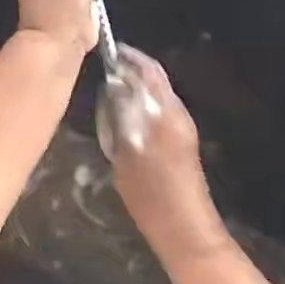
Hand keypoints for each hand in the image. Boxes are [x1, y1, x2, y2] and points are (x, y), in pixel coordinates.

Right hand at [105, 46, 231, 257]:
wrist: (184, 232)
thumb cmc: (150, 192)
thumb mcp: (124, 149)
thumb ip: (119, 112)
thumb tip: (111, 84)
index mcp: (165, 112)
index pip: (147, 68)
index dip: (126, 56)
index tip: (103, 51)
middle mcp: (177, 113)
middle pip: (152, 78)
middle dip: (128, 70)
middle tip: (100, 71)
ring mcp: (181, 128)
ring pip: (153, 94)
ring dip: (132, 87)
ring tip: (104, 93)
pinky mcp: (179, 142)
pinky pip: (155, 109)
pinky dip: (137, 104)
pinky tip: (118, 117)